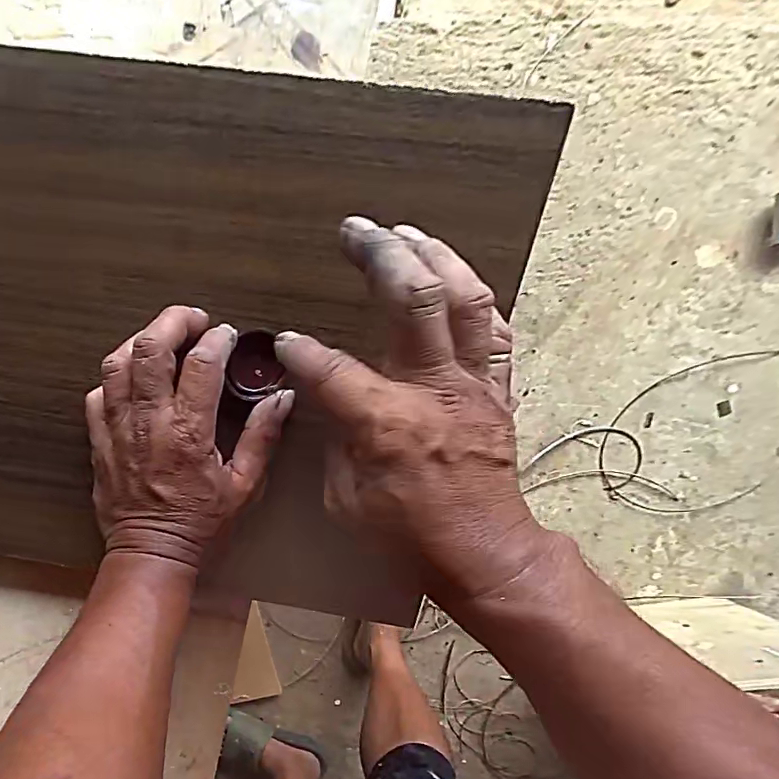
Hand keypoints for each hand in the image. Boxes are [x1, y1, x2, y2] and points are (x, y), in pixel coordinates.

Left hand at [86, 306, 294, 569]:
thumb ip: (261, 436)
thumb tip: (280, 398)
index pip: (201, 362)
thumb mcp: (243, 484)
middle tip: (191, 322)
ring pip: (116, 364)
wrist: (150, 552)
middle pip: (150, 348)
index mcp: (189, 432)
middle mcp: (149, 423)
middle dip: (172, 321)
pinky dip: (114, 379)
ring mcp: (118, 430)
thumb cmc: (198, 524)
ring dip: (139, 343)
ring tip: (160, 342)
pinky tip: (132, 381)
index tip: (227, 337)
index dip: (217, 338)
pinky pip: (96, 396)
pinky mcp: (99, 442)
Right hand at [274, 217, 559, 603]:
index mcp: (386, 421)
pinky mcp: (497, 389)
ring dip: (434, 256)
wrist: (480, 549)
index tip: (281, 341)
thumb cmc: (401, 531)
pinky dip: (473, 296)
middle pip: (414, 299)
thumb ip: (332, 438)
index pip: (331, 368)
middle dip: (380, 255)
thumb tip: (324, 399)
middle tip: (354, 229)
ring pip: (464, 298)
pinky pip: (493, 328)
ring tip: (405, 230)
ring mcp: (474, 384)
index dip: (300, 352)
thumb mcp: (342, 496)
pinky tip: (454, 277)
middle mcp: (435, 389)